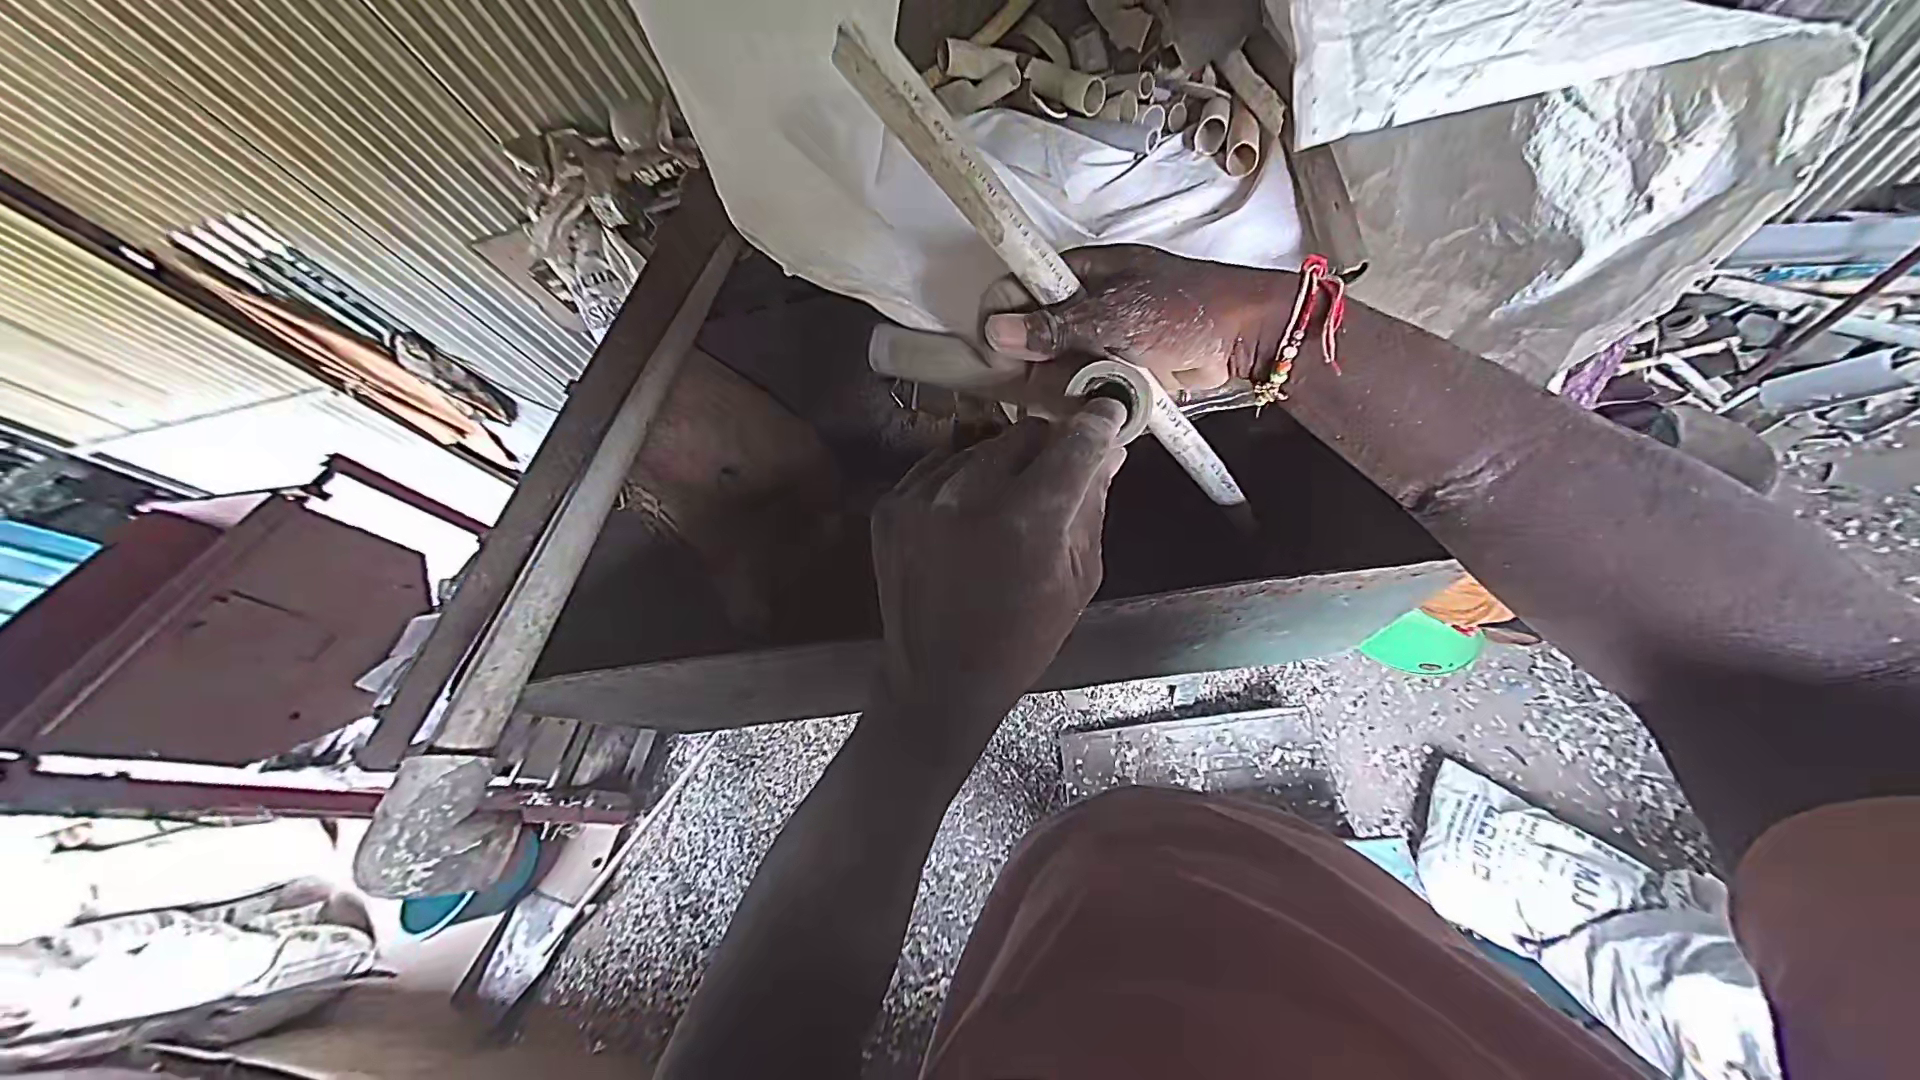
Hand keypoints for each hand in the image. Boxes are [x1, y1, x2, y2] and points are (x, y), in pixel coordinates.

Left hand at [869, 400, 1126, 758]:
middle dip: (1047, 449)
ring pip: (980, 446)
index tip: (1106, 412)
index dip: (1096, 424)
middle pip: (1023, 434)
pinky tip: (968, 516)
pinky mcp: (891, 505)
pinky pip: (940, 467)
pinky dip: (961, 481)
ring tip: (1004, 509)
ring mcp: (921, 498)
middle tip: (1055, 476)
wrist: (938, 678)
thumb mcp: (1077, 579)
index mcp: (1027, 521)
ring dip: (1002, 465)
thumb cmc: (1020, 638)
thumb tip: (1107, 451)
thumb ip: (1091, 507)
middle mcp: (968, 495)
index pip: (1073, 444)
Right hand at [981, 245, 1292, 393]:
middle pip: (1027, 337)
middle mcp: (1077, 306)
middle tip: (1057, 379)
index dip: (1001, 321)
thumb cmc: (1186, 310)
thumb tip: (997, 331)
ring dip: (1060, 386)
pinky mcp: (1106, 368)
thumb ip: (1056, 327)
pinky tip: (1094, 401)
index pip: (1016, 291)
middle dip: (1034, 365)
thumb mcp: (1117, 315)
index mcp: (1076, 275)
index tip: (998, 355)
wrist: (1241, 338)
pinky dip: (1080, 398)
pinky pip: (1075, 386)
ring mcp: (1091, 340)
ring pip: (1049, 368)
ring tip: (1089, 389)